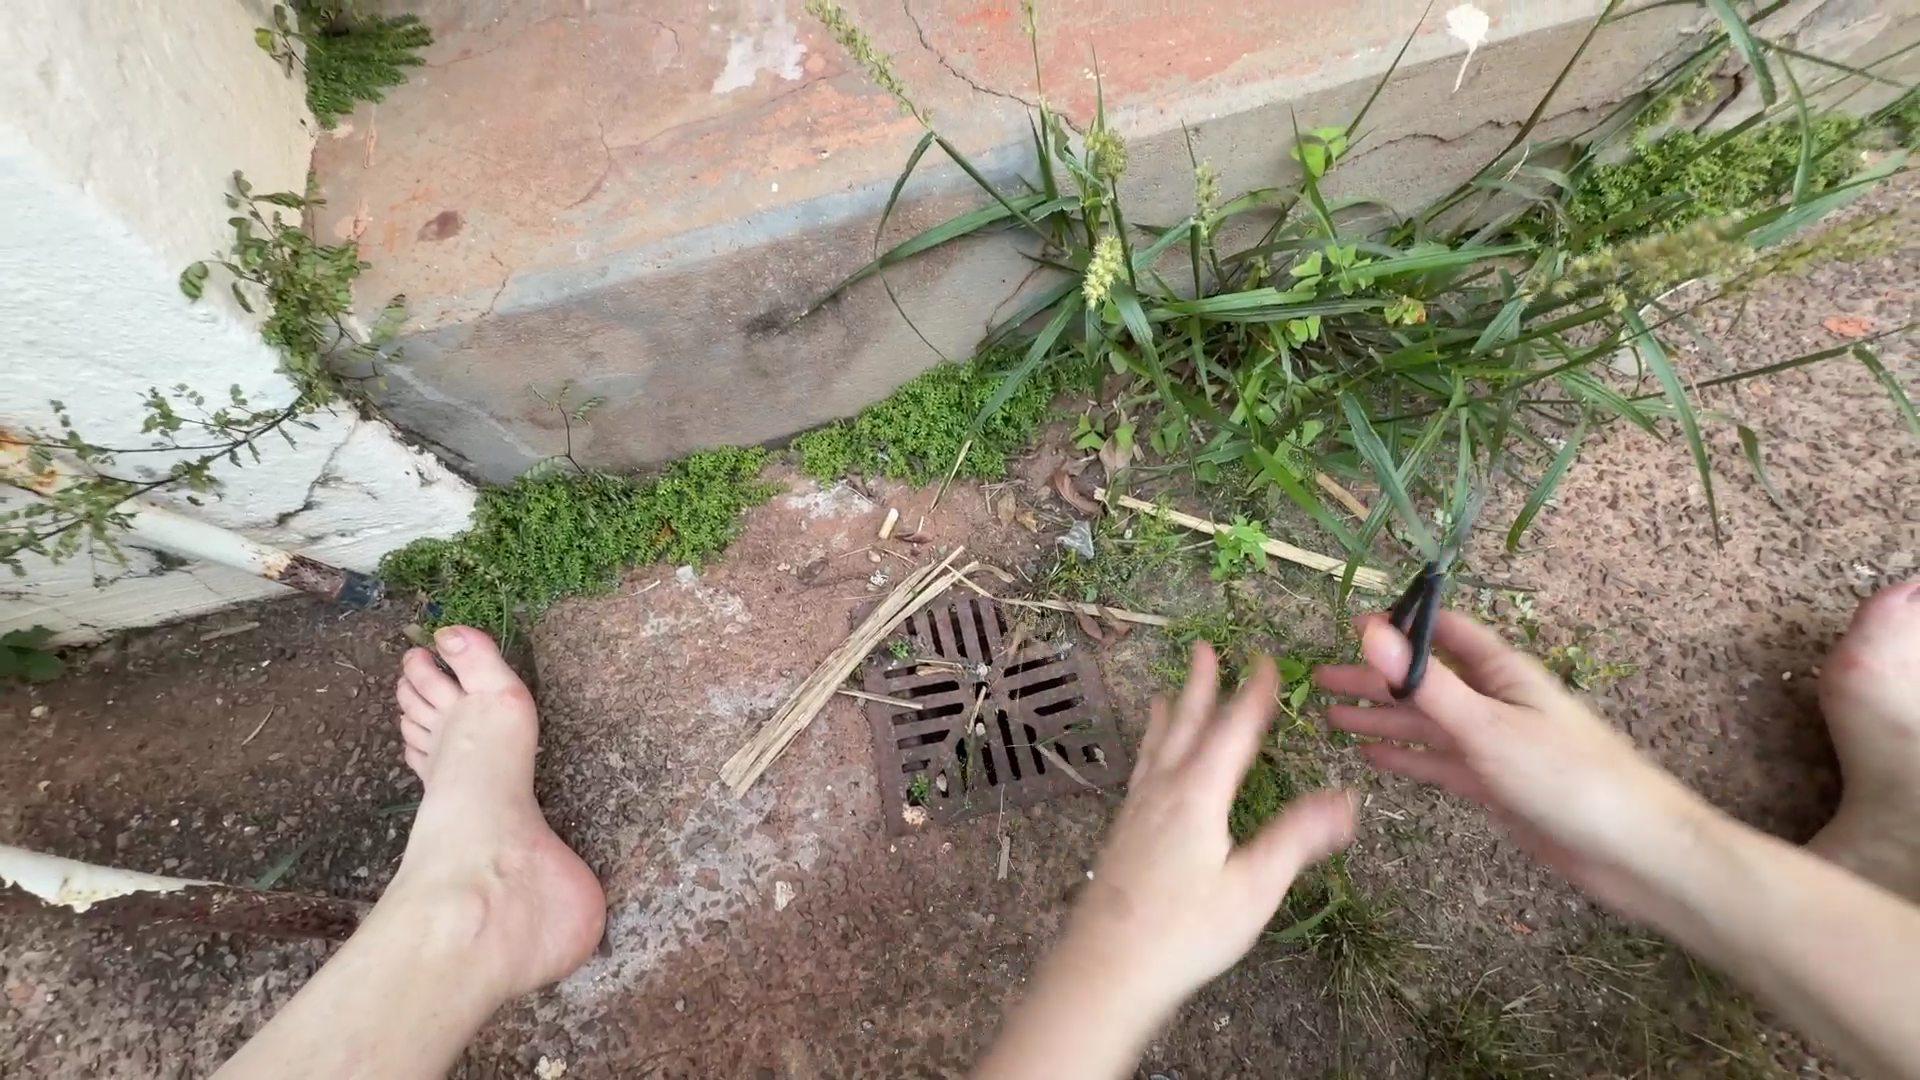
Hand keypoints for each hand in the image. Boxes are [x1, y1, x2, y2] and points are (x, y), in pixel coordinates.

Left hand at [1066, 643, 1356, 1014]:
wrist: (1109, 961)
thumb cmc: (1186, 929)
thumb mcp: (1252, 888)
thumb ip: (1295, 839)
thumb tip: (1347, 799)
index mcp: (1198, 794)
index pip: (1232, 732)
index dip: (1251, 694)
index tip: (1263, 659)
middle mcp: (1164, 787)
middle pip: (1186, 725)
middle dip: (1200, 686)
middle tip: (1204, 648)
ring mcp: (1139, 804)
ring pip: (1158, 742)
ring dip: (1170, 710)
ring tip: (1168, 687)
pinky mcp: (1125, 824)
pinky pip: (1142, 764)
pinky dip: (1150, 742)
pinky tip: (1149, 754)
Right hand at [1314, 610, 1707, 914]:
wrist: (1638, 857)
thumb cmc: (1566, 775)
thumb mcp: (1486, 725)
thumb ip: (1425, 682)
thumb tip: (1371, 630)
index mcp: (1500, 673)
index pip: (1444, 633)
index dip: (1401, 625)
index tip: (1353, 625)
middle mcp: (1492, 701)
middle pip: (1420, 681)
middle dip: (1373, 678)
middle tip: (1319, 680)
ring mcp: (1490, 743)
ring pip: (1422, 723)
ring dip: (1378, 718)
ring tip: (1329, 717)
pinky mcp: (1490, 782)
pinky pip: (1434, 761)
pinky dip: (1402, 756)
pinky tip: (1368, 756)